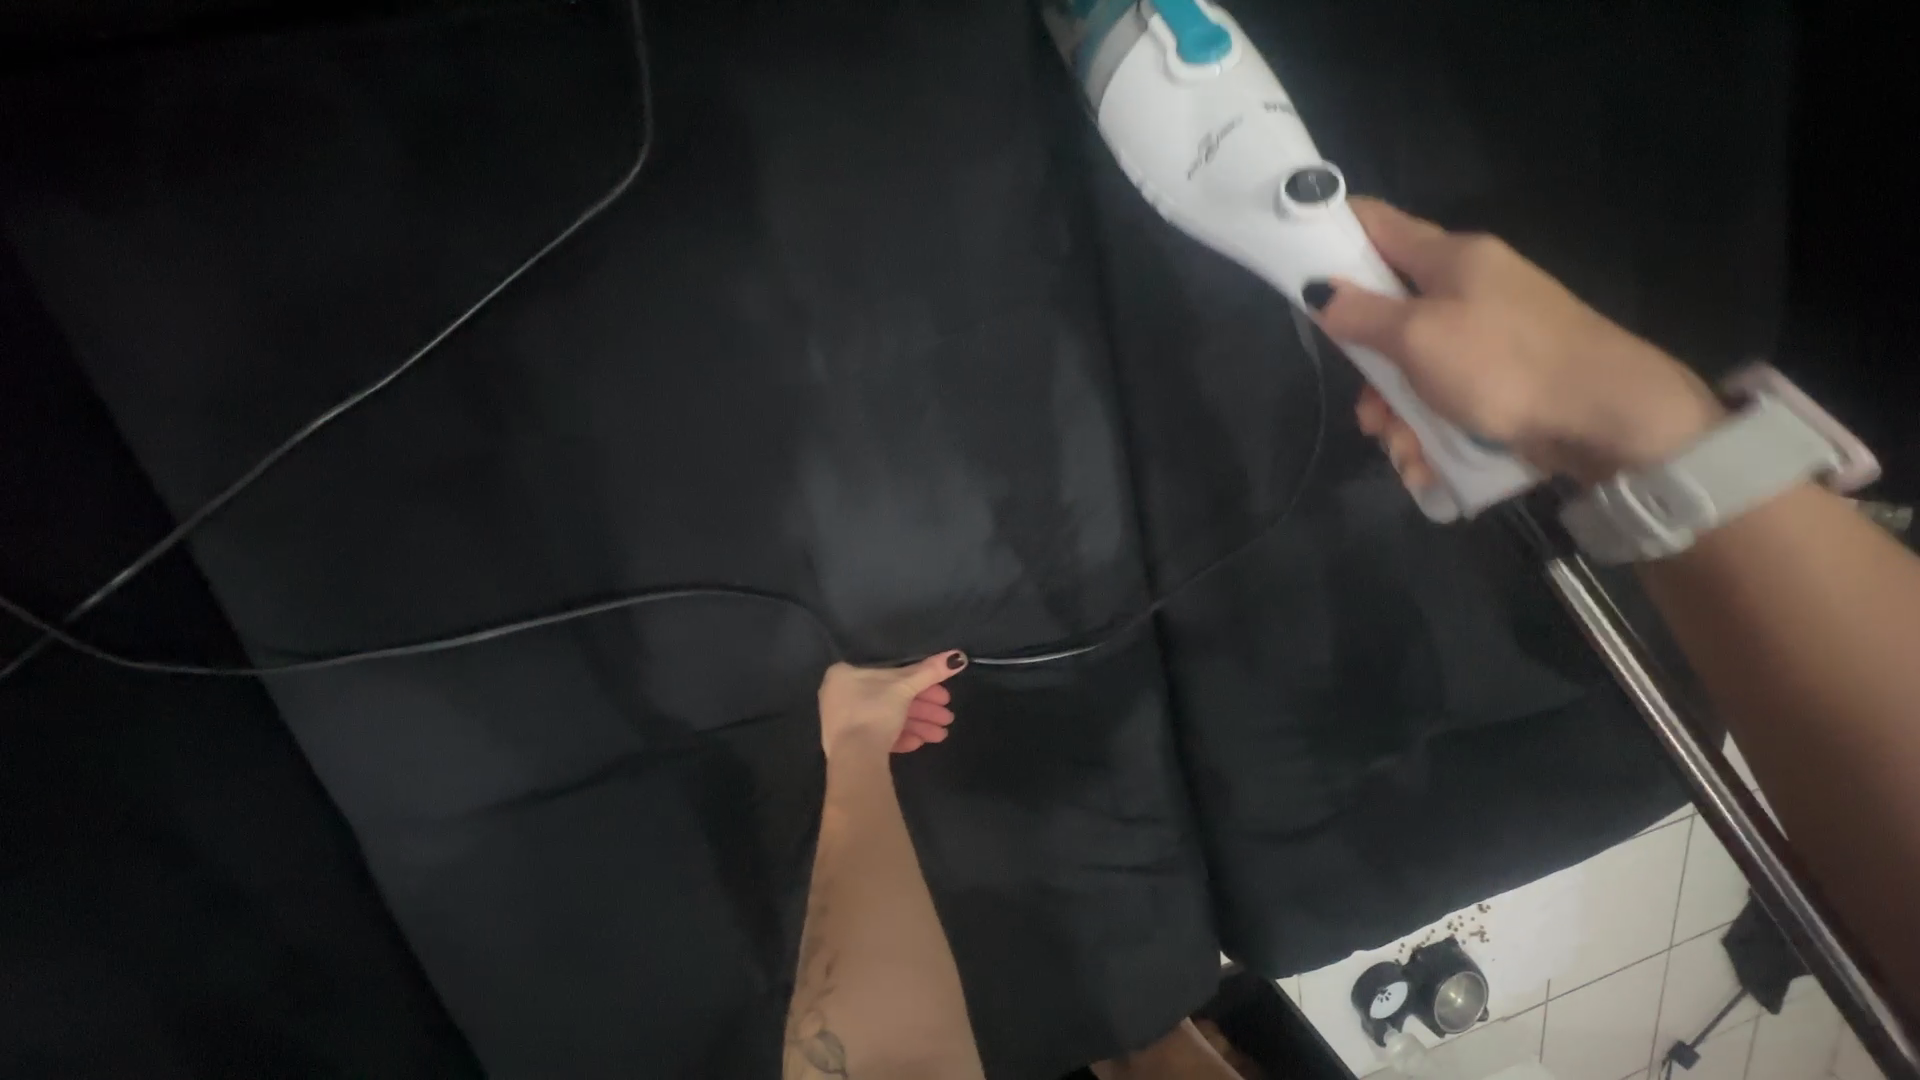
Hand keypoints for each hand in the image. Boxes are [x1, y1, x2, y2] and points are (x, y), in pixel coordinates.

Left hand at [816, 651, 967, 759]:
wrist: (853, 759)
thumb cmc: (874, 711)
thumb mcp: (905, 687)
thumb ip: (931, 671)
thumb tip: (958, 656)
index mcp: (846, 673)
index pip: (891, 673)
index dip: (922, 682)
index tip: (943, 696)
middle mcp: (840, 695)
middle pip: (892, 698)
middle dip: (924, 709)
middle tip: (947, 718)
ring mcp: (842, 722)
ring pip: (888, 719)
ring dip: (918, 725)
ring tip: (940, 735)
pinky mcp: (848, 745)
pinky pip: (878, 735)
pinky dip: (900, 736)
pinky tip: (919, 743)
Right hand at [1311, 197, 1725, 486]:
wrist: (1607, 418)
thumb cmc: (1503, 364)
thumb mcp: (1418, 337)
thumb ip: (1361, 314)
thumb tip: (1317, 291)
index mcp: (1450, 259)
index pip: (1377, 225)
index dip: (1331, 232)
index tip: (1292, 255)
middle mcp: (1465, 289)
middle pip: (1386, 315)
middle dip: (1366, 369)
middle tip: (1364, 405)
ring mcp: (1483, 335)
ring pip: (1409, 368)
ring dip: (1395, 414)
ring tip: (1403, 448)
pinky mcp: (1497, 377)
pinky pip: (1440, 397)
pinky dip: (1426, 430)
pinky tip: (1425, 460)